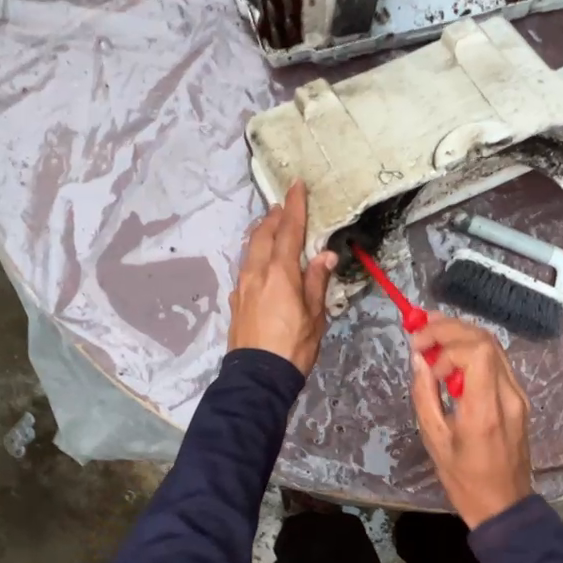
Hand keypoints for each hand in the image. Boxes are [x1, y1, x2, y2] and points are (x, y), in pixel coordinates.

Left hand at [229, 182, 338, 373]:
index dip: (295, 207)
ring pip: (250, 249)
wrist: (259, 377)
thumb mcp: (315, 316)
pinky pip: (246, 267)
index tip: (297, 185)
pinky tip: (260, 261)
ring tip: (272, 226)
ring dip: (262, 233)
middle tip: (284, 205)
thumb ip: (317, 282)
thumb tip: (325, 254)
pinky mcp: (237, 301)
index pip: (289, 231)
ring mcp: (243, 287)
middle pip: (263, 235)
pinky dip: (255, 255)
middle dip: (274, 217)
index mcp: (280, 273)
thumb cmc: (294, 347)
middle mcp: (257, 273)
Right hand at [409, 316, 533, 527]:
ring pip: (493, 347)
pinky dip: (472, 351)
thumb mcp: (435, 441)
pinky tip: (450, 356)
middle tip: (420, 330)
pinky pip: (496, 363)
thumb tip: (418, 360)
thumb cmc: (465, 482)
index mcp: (485, 410)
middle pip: (485, 340)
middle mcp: (508, 396)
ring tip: (430, 335)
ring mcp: (518, 396)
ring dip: (461, 336)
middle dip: (450, 329)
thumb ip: (425, 396)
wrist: (505, 505)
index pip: (477, 351)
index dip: (446, 341)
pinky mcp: (518, 399)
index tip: (422, 353)